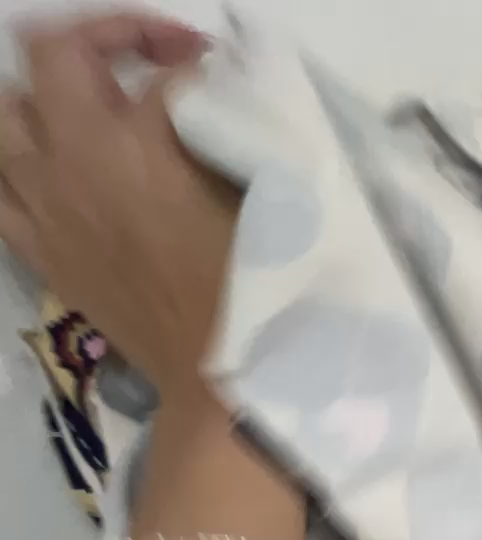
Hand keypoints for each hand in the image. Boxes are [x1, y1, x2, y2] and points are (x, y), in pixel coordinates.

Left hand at [0, 12, 233, 405]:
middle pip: (57, 54)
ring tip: (103, 111)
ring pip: (8, 106)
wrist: (223, 383)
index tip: (238, 77)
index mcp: (144, 152)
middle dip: (114, 39)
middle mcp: (72, 157)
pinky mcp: (31, 240)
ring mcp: (38, 198)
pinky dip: (24, 159)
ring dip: (54, 94)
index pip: (168, 77)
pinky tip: (65, 173)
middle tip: (172, 59)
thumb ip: (248, 158)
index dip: (205, 66)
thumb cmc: (267, 304)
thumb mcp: (280, 223)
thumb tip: (238, 116)